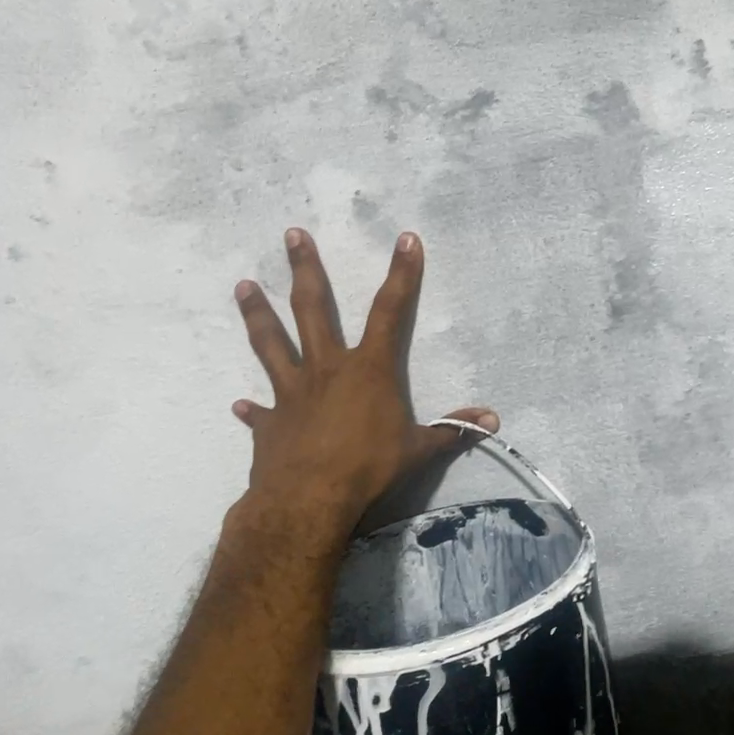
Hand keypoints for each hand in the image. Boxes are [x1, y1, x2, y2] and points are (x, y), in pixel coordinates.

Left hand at [228, 228, 495, 552]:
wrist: (308, 500)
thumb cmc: (369, 468)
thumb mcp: (420, 450)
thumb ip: (452, 431)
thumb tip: (492, 421)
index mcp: (369, 369)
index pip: (391, 311)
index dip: (402, 274)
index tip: (406, 239)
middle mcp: (327, 369)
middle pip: (313, 308)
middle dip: (305, 269)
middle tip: (293, 234)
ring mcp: (293, 393)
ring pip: (272, 343)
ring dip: (258, 313)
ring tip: (243, 285)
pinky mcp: (271, 424)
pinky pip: (260, 412)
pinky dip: (253, 409)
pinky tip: (241, 404)